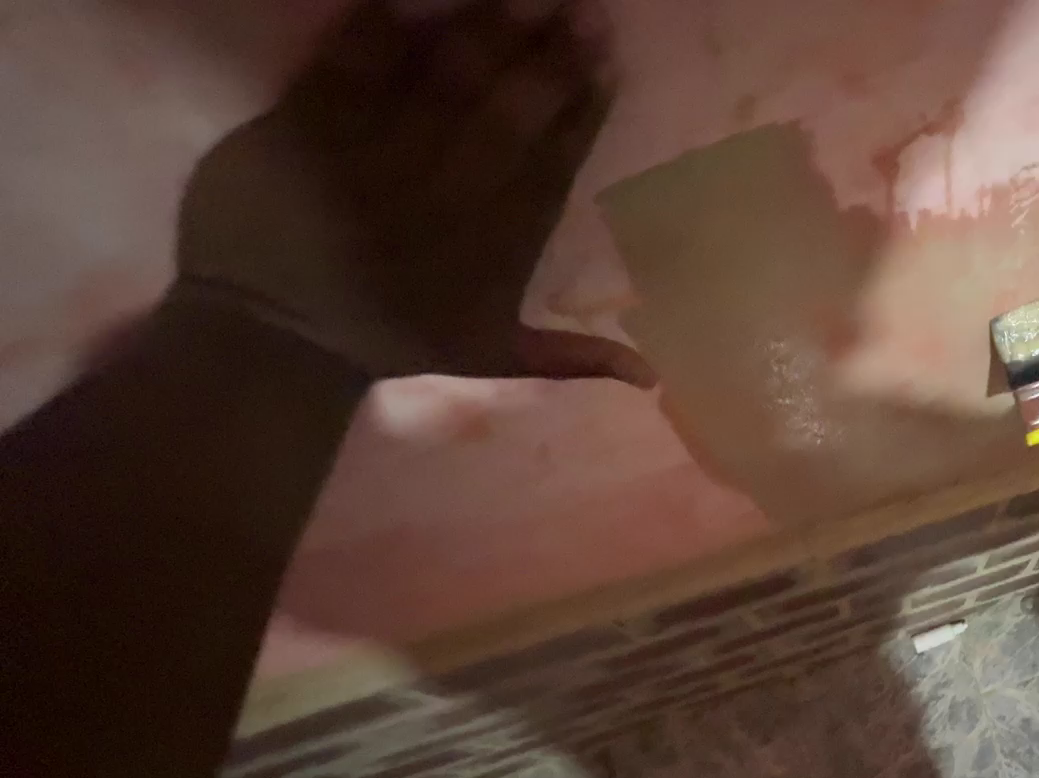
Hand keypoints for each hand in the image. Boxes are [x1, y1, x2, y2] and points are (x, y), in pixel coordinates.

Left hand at [172, 0, 640, 381]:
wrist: (282, 336)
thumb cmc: (401, 339)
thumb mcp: (500, 359)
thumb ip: (577, 359)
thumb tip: (654, 377)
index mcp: (499, 247)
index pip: (552, 168)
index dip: (582, 115)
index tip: (610, 65)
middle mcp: (450, 199)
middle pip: (509, 118)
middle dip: (550, 61)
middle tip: (585, 8)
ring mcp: (375, 162)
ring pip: (443, 87)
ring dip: (487, 36)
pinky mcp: (304, 133)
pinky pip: (351, 71)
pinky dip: (382, 33)